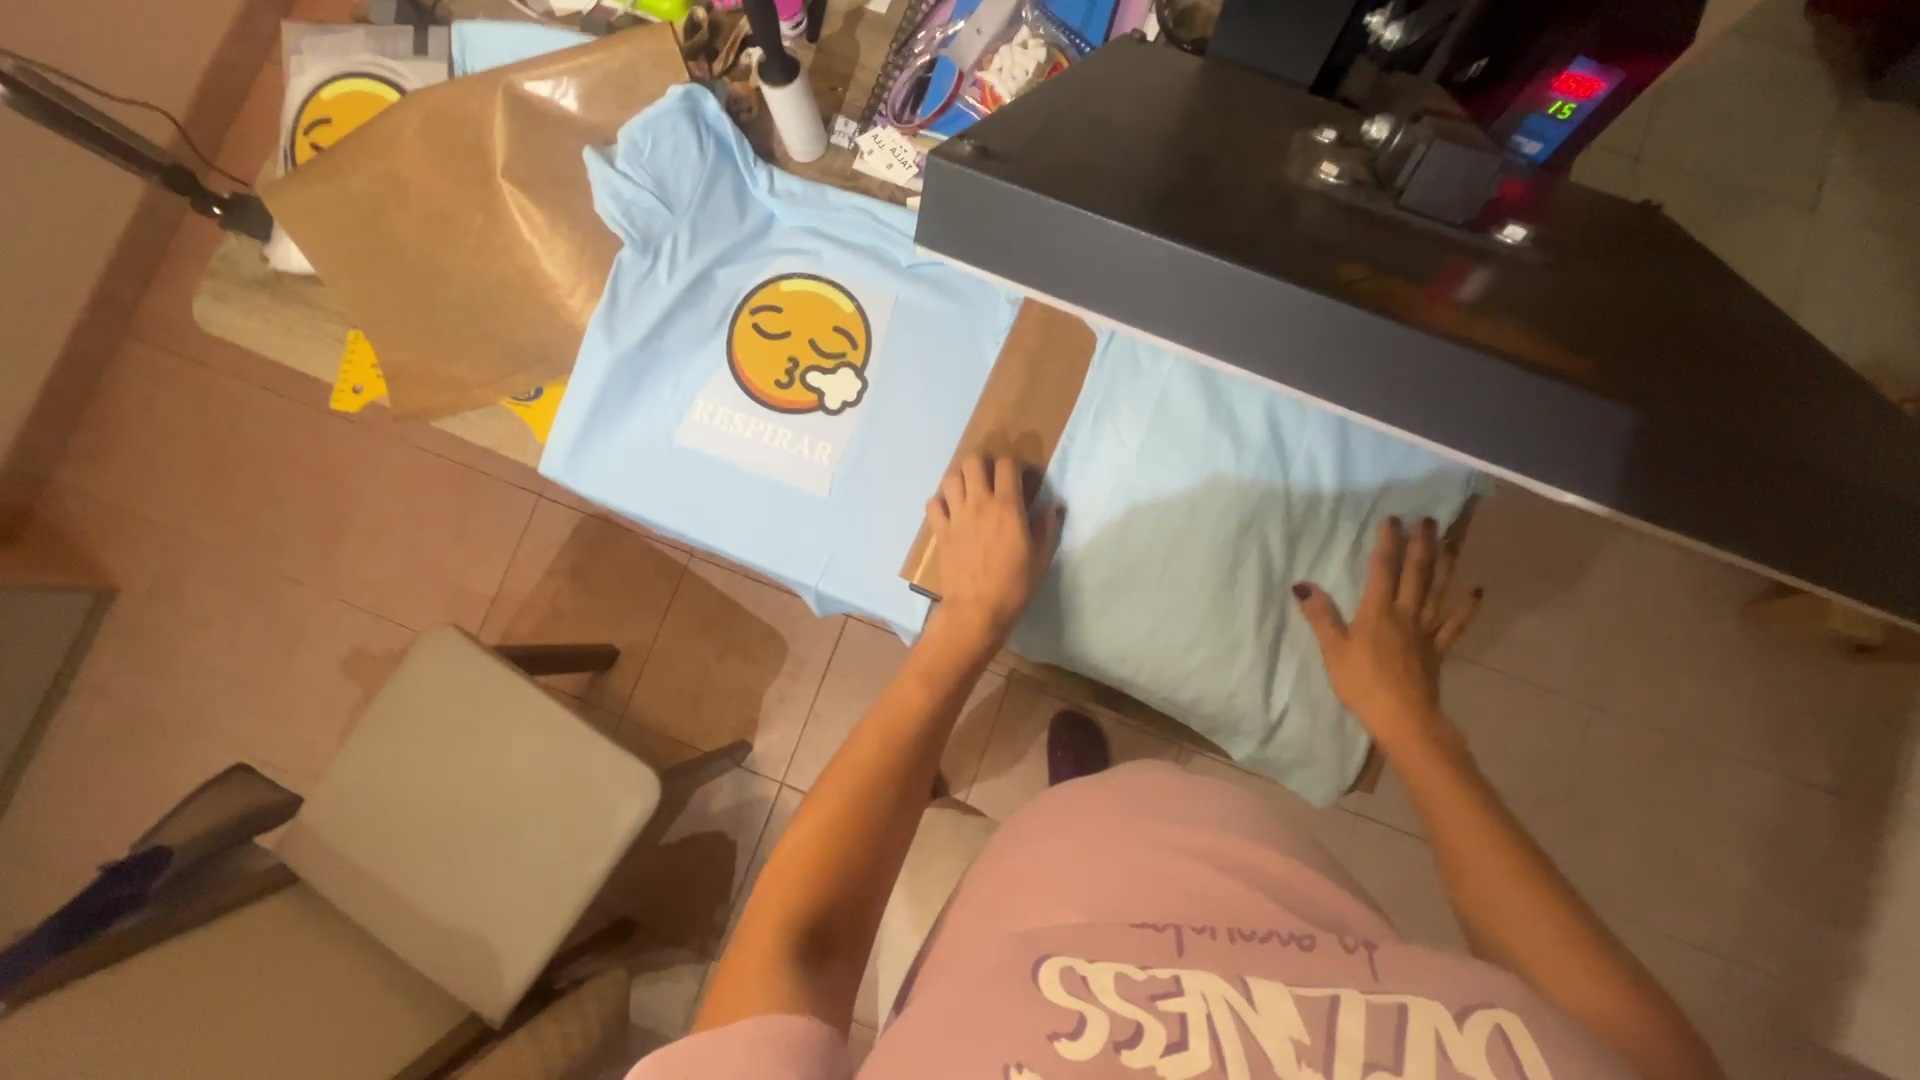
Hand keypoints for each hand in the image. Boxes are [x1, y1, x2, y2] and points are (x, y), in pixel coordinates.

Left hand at [925, 454, 1062, 646]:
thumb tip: (1053, 507)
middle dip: (981, 464)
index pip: (1006, 465)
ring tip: (967, 492)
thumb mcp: (1041, 559)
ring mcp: (956, 516)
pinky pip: (933, 504)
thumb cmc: (1014, 586)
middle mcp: (979, 503)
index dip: (1012, 466)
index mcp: (1008, 507)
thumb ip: (1047, 529)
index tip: (1016, 479)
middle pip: (972, 462)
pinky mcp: (940, 531)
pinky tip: (949, 512)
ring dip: (959, 479)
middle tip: (988, 479)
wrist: (977, 610)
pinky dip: (940, 503)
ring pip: (950, 478)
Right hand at [1293, 517, 1480, 756]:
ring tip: (1450, 543)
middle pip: (1416, 573)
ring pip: (1438, 591)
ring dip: (1445, 566)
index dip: (1387, 542)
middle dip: (1421, 545)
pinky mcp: (1438, 650)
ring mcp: (1426, 631)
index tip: (1393, 518)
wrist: (1403, 717)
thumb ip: (1320, 616)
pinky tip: (1476, 591)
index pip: (1383, 568)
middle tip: (1429, 520)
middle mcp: (1406, 613)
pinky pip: (1455, 624)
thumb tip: (1302, 585)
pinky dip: (1467, 607)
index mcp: (1377, 611)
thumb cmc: (1362, 683)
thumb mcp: (1333, 650)